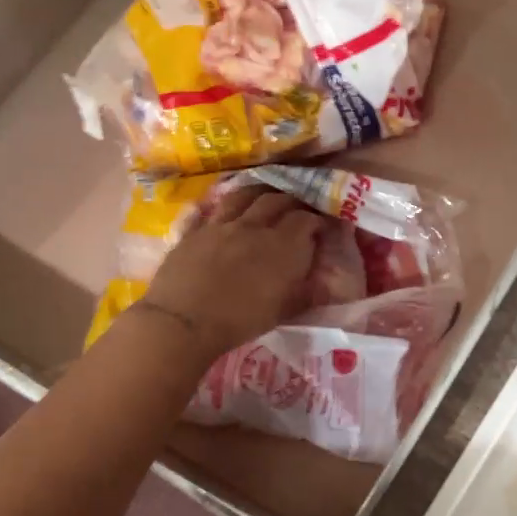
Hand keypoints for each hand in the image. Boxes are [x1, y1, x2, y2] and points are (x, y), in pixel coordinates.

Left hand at [138, 185, 324, 352]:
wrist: (184, 321)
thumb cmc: (241, 321)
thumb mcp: (284, 312)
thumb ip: (309, 293)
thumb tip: (332, 286)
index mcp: (284, 245)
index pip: (307, 219)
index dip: (317, 220)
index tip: (321, 227)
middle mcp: (255, 226)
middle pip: (278, 199)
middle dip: (292, 201)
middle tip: (297, 209)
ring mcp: (222, 224)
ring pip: (245, 195)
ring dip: (260, 193)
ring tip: (264, 198)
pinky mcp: (195, 230)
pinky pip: (212, 209)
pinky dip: (224, 208)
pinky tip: (225, 212)